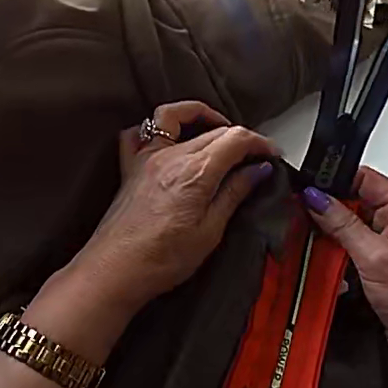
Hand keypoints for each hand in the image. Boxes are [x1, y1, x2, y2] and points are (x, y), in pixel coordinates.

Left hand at [65, 100, 277, 319]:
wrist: (115, 272)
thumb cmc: (160, 259)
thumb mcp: (210, 231)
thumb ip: (234, 194)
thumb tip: (256, 171)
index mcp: (196, 172)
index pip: (237, 139)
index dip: (260, 143)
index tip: (271, 154)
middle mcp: (170, 157)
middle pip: (215, 130)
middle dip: (241, 137)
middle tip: (254, 157)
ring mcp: (147, 158)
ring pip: (176, 118)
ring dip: (199, 115)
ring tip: (217, 130)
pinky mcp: (131, 168)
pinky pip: (139, 132)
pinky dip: (155, 127)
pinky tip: (169, 138)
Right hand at [301, 168, 387, 386]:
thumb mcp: (377, 258)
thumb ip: (344, 225)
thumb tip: (319, 199)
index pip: (366, 179)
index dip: (336, 180)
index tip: (309, 190)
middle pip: (354, 207)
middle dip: (330, 218)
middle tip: (313, 228)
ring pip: (349, 236)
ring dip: (334, 247)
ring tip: (326, 258)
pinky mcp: (382, 275)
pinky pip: (351, 261)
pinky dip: (339, 268)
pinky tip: (336, 277)